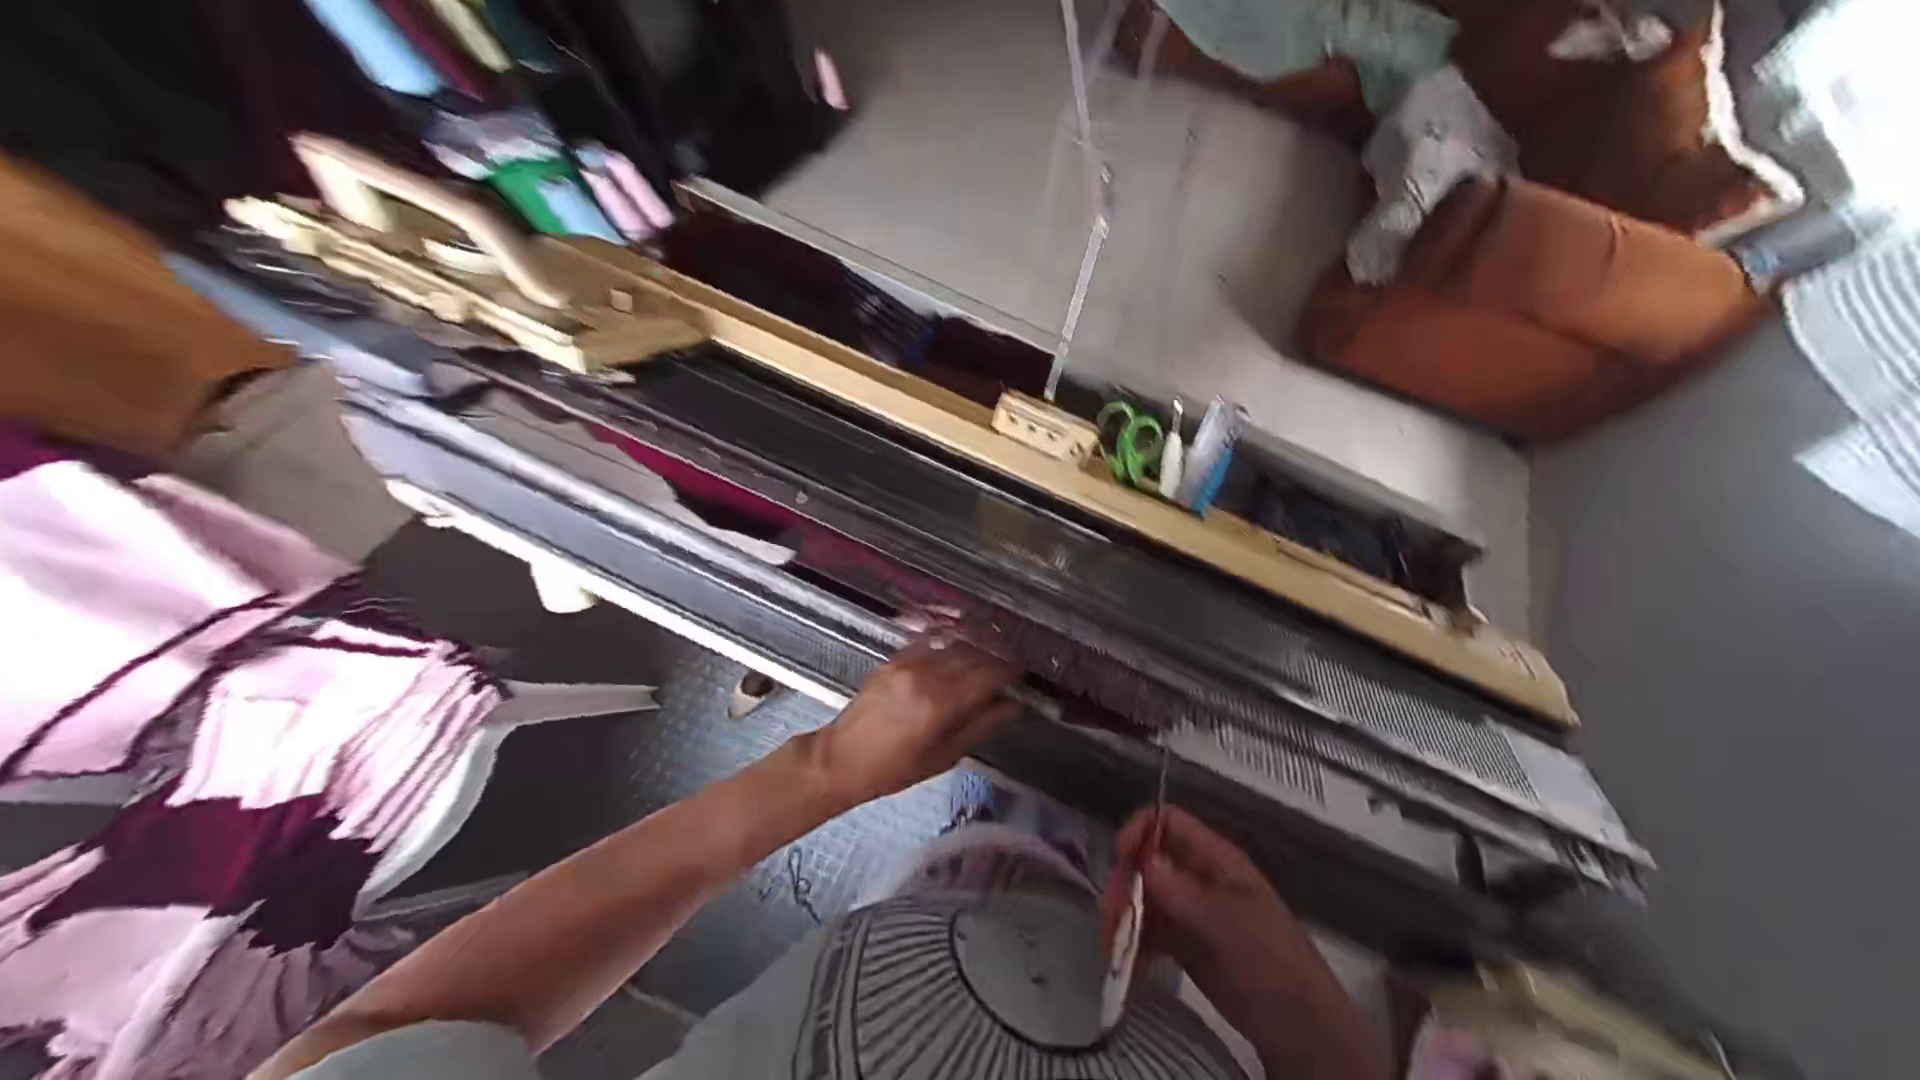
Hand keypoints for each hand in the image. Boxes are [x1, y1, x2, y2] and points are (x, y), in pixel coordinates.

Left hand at [802, 635, 1020, 804]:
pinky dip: (949, 641)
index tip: (1022, 672)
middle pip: (973, 656)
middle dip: (996, 658)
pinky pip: (929, 642)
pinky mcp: (893, 659)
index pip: (987, 676)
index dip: (1009, 671)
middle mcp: (926, 675)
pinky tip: (958, 646)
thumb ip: (981, 726)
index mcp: (941, 703)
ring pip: (953, 645)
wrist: (843, 758)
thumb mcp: (944, 756)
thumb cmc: (894, 768)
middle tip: (1010, 665)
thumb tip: (1013, 707)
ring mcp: (907, 663)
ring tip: (989, 655)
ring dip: (975, 647)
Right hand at [1101, 804, 1383, 1079]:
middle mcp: (1197, 878)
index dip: (1141, 830)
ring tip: (1114, 950)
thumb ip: (1188, 895)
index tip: (1120, 857)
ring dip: (1122, 917)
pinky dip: (1132, 943)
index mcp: (1216, 861)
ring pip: (1140, 897)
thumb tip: (1144, 860)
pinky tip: (1129, 965)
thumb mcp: (1234, 927)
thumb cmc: (1277, 966)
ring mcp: (1188, 912)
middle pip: (1145, 860)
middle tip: (1112, 917)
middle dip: (1124, 883)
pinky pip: (1146, 931)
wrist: (1303, 1033)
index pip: (1169, 823)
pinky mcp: (1182, 944)